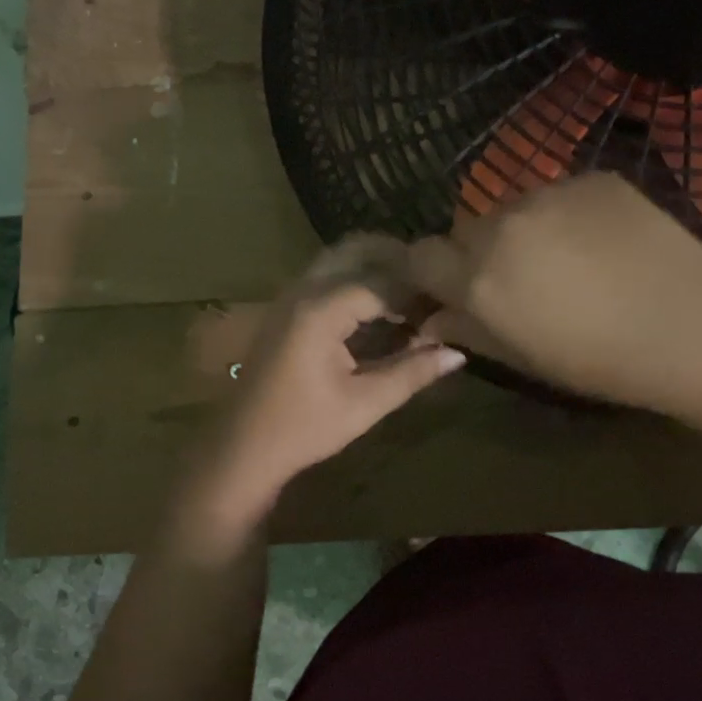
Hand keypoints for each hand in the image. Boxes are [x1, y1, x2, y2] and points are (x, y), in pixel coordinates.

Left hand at [183, 240, 466, 535]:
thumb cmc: (303, 429)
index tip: (451, 304)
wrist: (243, 448)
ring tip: (414, 297)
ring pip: (340, 260)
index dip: (420, 291)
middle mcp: (303, 291)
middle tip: (434, 287)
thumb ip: (412, 372)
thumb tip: (458, 354)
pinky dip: (357, 282)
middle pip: (357, 251)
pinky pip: (327, 278)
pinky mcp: (286, 310)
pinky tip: (383, 312)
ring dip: (377, 269)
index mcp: (320, 310)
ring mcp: (290, 297)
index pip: (383, 282)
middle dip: (399, 262)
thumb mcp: (364, 404)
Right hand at [409, 173, 701, 413]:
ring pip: (512, 210)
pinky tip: (601, 245)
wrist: (698, 329)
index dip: (426, 274)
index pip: (419, 256)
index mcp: (479, 278)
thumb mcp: (524, 358)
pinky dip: (565, 217)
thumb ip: (469, 330)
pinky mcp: (593, 178)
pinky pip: (558, 195)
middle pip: (465, 230)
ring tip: (565, 264)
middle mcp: (502, 225)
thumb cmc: (603, 363)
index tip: (443, 290)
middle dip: (475, 254)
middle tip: (514, 284)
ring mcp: (549, 193)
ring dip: (520, 233)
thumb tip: (432, 318)